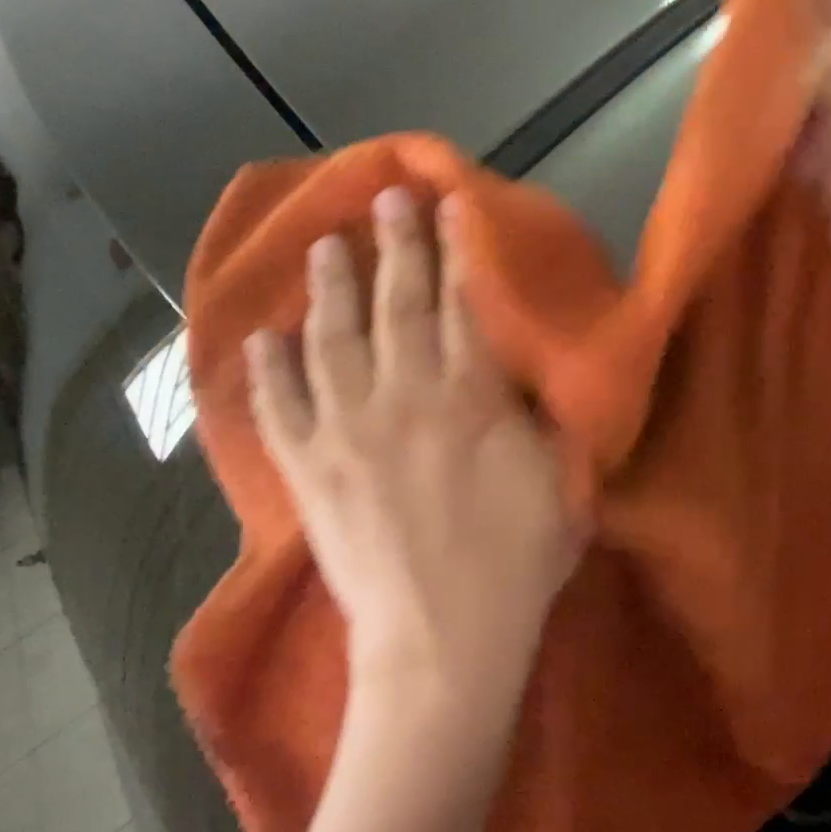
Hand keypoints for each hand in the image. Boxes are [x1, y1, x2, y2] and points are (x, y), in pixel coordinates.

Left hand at [244, 188, 586, 686]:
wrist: (444, 634)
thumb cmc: (522, 556)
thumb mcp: (564, 476)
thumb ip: (545, 413)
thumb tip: (534, 367)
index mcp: (474, 397)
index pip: (464, 305)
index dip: (459, 251)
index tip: (452, 205)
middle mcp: (405, 397)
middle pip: (398, 306)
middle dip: (396, 246)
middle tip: (387, 197)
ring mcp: (347, 431)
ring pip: (333, 340)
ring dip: (330, 288)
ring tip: (326, 245)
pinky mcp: (309, 470)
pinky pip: (280, 406)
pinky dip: (269, 368)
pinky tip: (266, 336)